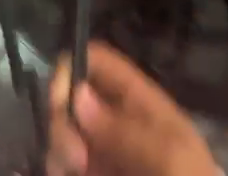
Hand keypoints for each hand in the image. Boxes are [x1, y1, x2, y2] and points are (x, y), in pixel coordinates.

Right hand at [46, 43, 217, 175]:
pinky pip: (61, 167)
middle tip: (75, 161)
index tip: (60, 102)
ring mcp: (103, 159)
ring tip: (72, 175)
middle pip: (71, 99)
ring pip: (61, 137)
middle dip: (62, 123)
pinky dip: (55, 168)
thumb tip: (77, 96)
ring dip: (57, 152)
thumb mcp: (172, 161)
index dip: (74, 68)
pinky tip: (61, 175)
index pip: (101, 64)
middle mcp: (117, 127)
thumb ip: (126, 130)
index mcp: (143, 107)